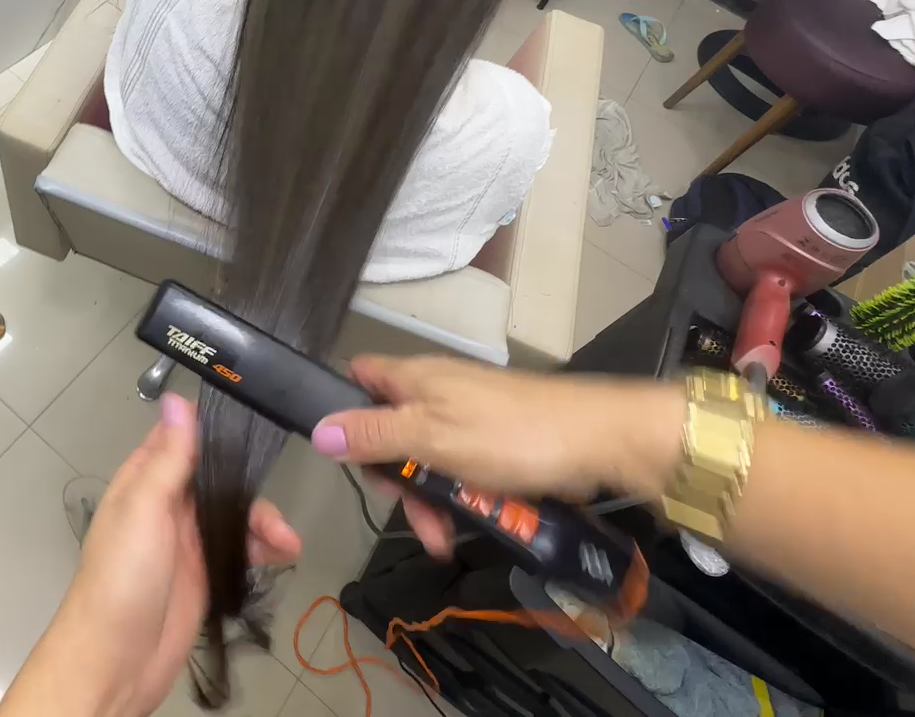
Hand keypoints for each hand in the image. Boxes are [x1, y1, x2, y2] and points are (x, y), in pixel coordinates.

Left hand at [0, 394, 301, 716]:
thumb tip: (176, 399)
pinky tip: (284, 552)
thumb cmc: (122, 575)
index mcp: (145, 478)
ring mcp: (188, 538)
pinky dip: (264, 547)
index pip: (183, 436)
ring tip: (287, 539)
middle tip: (274, 489)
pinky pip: (241, 547)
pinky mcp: (206, 571)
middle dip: (249, 478)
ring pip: (234, 511)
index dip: (213, 424)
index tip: (252, 413)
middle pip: (218, 473)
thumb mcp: (144, 508)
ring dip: (263, 518)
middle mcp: (168, 502)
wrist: (116, 661)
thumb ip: (167, 457)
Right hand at [310, 354, 682, 557]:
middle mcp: (432, 391)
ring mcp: (463, 415)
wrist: (598, 440)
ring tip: (442, 537)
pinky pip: (458, 468)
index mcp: (411, 378)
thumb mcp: (430, 437)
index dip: (345, 410)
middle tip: (405, 507)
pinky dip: (458, 496)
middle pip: (389, 429)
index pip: (358, 377)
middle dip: (393, 475)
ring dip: (427, 498)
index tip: (350, 451)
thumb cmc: (506, 434)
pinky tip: (465, 526)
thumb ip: (374, 435)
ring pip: (424, 456)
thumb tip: (317, 432)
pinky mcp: (492, 440)